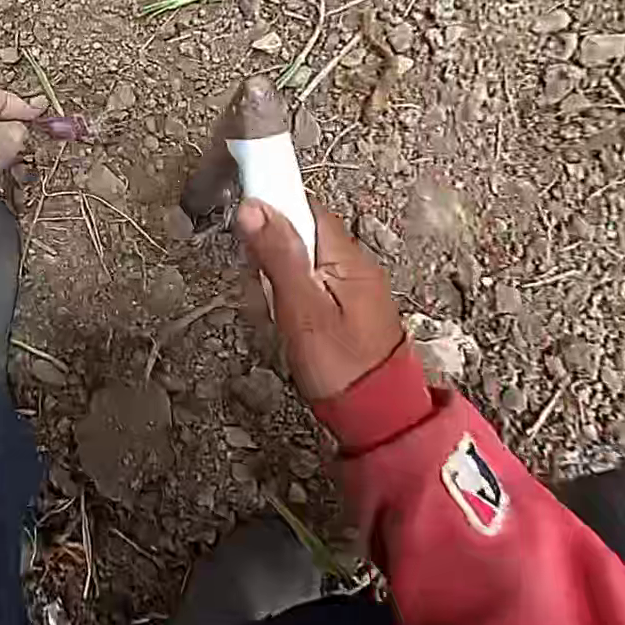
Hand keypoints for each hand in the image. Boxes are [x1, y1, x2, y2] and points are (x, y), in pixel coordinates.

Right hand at [235, 199, 404, 400]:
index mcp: (346, 255)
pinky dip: (291, 298)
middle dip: (271, 256)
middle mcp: (353, 262)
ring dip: (277, 282)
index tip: (247, 228)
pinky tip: (288, 323)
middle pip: (299, 233)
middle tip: (263, 291)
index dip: (272, 209)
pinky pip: (309, 285)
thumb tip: (253, 207)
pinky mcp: (346, 305)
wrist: (378, 419)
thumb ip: (278, 255)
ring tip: (276, 315)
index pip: (303, 206)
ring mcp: (351, 284)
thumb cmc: (341, 367)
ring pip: (300, 262)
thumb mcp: (302, 309)